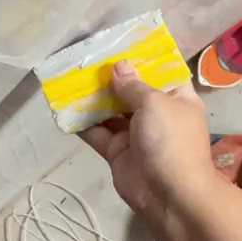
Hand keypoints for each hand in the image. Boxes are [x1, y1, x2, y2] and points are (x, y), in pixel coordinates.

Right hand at [78, 60, 217, 215]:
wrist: (169, 195)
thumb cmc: (170, 141)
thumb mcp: (156, 103)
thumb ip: (134, 85)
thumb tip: (118, 67)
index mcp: (177, 99)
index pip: (161, 73)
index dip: (142, 59)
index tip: (121, 45)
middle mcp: (157, 114)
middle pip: (131, 91)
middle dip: (111, 78)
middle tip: (87, 60)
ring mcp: (136, 135)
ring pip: (111, 111)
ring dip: (93, 98)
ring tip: (71, 79)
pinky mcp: (117, 152)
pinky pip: (97, 134)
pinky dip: (82, 124)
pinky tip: (64, 109)